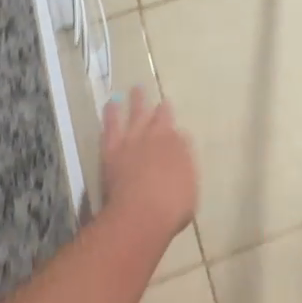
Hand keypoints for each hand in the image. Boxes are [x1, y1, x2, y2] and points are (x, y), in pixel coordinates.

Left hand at [100, 88, 197, 242]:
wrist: (142, 214)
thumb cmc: (171, 209)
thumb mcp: (190, 190)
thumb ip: (185, 167)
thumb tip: (182, 150)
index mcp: (179, 149)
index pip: (180, 135)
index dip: (177, 133)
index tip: (179, 135)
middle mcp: (158, 138)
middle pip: (161, 118)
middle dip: (162, 110)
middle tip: (162, 101)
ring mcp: (134, 141)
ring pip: (137, 114)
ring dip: (138, 101)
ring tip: (136, 89)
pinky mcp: (113, 149)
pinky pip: (112, 126)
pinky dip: (111, 113)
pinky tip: (111, 103)